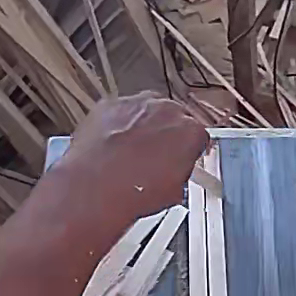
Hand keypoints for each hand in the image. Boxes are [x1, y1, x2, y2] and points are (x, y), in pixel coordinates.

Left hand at [49, 92, 208, 218]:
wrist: (96, 188)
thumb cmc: (134, 191)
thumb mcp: (176, 190)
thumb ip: (182, 170)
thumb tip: (175, 171)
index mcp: (190, 131)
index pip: (199, 136)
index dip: (192, 149)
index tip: (185, 157)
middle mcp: (166, 111)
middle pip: (174, 118)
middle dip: (169, 134)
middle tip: (160, 156)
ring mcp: (137, 105)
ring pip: (147, 112)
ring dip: (145, 127)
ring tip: (135, 152)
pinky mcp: (110, 105)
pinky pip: (121, 112)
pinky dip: (120, 124)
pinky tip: (116, 146)